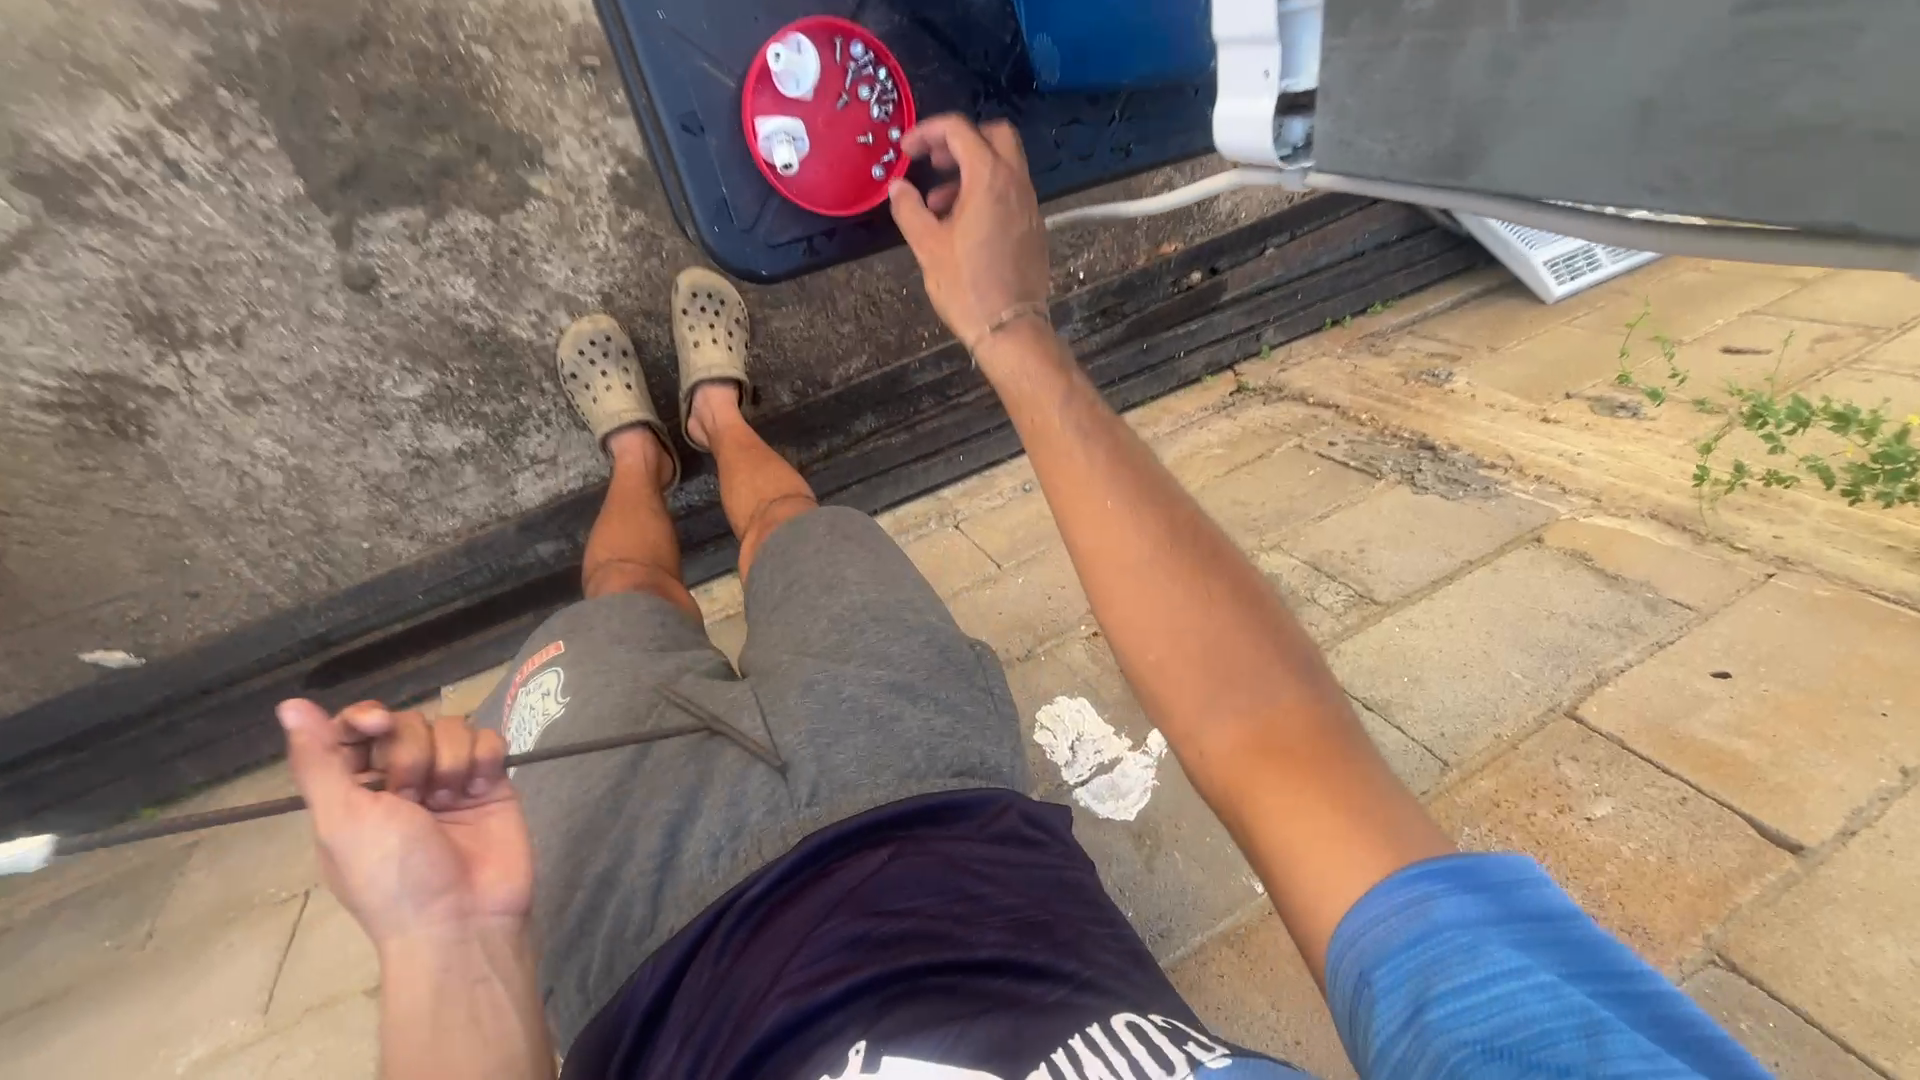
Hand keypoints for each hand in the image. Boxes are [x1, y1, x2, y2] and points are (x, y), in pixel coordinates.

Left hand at [277, 698, 531, 948]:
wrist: (463, 915)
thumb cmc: (391, 877)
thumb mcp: (342, 821)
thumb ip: (320, 760)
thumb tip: (290, 705)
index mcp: (355, 790)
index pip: (356, 728)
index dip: (367, 718)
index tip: (378, 725)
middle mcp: (402, 780)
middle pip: (410, 723)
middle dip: (413, 752)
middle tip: (413, 795)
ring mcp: (450, 779)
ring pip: (453, 727)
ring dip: (451, 759)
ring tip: (451, 798)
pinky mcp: (493, 781)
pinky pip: (490, 739)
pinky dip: (486, 757)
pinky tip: (480, 787)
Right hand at [889, 115, 1050, 352]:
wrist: (1009, 328)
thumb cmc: (966, 286)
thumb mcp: (927, 246)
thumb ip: (909, 209)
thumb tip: (898, 188)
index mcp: (989, 178)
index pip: (959, 130)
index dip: (928, 131)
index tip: (907, 150)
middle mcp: (1016, 183)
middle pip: (994, 136)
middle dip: (961, 141)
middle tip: (934, 162)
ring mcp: (1030, 206)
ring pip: (1004, 166)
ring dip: (971, 171)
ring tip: (940, 204)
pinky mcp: (1034, 229)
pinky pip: (1011, 193)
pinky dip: (987, 193)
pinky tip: (964, 225)